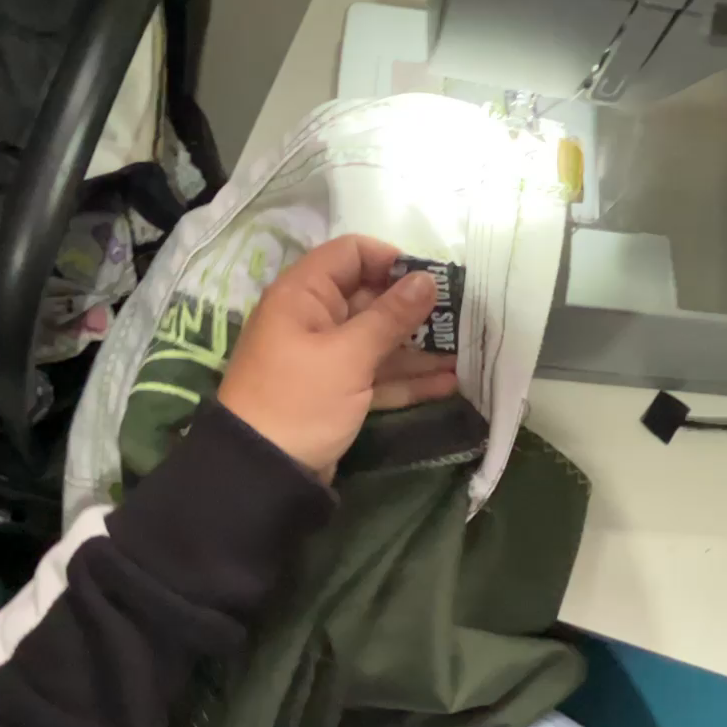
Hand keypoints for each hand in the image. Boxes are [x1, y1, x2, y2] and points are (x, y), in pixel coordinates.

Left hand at [218, 234, 457, 479]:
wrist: (262, 472)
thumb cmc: (300, 400)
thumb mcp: (348, 356)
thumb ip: (390, 317)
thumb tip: (427, 279)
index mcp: (304, 295)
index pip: (351, 254)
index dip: (391, 260)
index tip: (431, 281)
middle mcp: (314, 319)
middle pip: (371, 299)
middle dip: (415, 310)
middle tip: (461, 320)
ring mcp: (326, 358)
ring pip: (377, 341)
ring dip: (418, 348)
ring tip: (465, 354)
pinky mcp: (337, 392)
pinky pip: (375, 375)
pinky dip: (405, 379)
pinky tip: (447, 384)